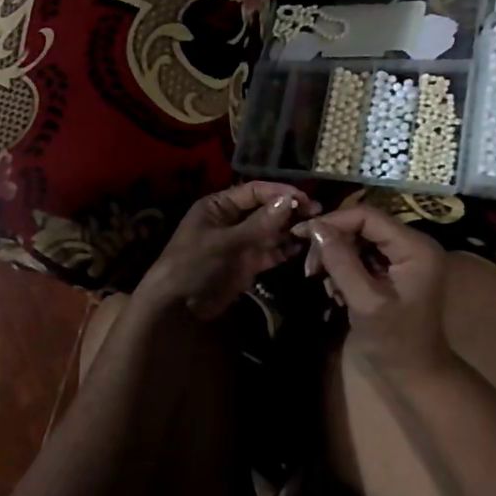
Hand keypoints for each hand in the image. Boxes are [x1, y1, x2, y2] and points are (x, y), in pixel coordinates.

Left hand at [135, 182, 318, 319]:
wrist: (177, 304)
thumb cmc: (193, 264)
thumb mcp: (225, 242)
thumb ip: (258, 224)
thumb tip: (288, 201)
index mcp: (218, 205)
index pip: (254, 191)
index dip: (279, 192)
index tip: (305, 198)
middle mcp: (231, 219)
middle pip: (266, 209)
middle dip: (290, 211)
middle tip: (318, 215)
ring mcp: (240, 242)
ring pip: (271, 230)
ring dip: (291, 230)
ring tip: (315, 231)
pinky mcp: (247, 263)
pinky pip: (270, 251)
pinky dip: (285, 249)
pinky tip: (303, 248)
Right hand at [292, 204, 454, 372]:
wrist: (413, 370)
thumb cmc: (393, 339)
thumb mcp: (365, 301)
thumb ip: (341, 262)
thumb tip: (315, 228)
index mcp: (415, 248)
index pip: (367, 216)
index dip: (332, 222)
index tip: (300, 236)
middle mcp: (413, 245)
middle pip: (362, 225)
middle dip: (331, 241)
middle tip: (309, 267)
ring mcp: (404, 257)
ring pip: (358, 239)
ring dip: (333, 255)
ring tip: (319, 280)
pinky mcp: (394, 269)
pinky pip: (362, 254)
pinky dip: (342, 266)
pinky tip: (334, 288)